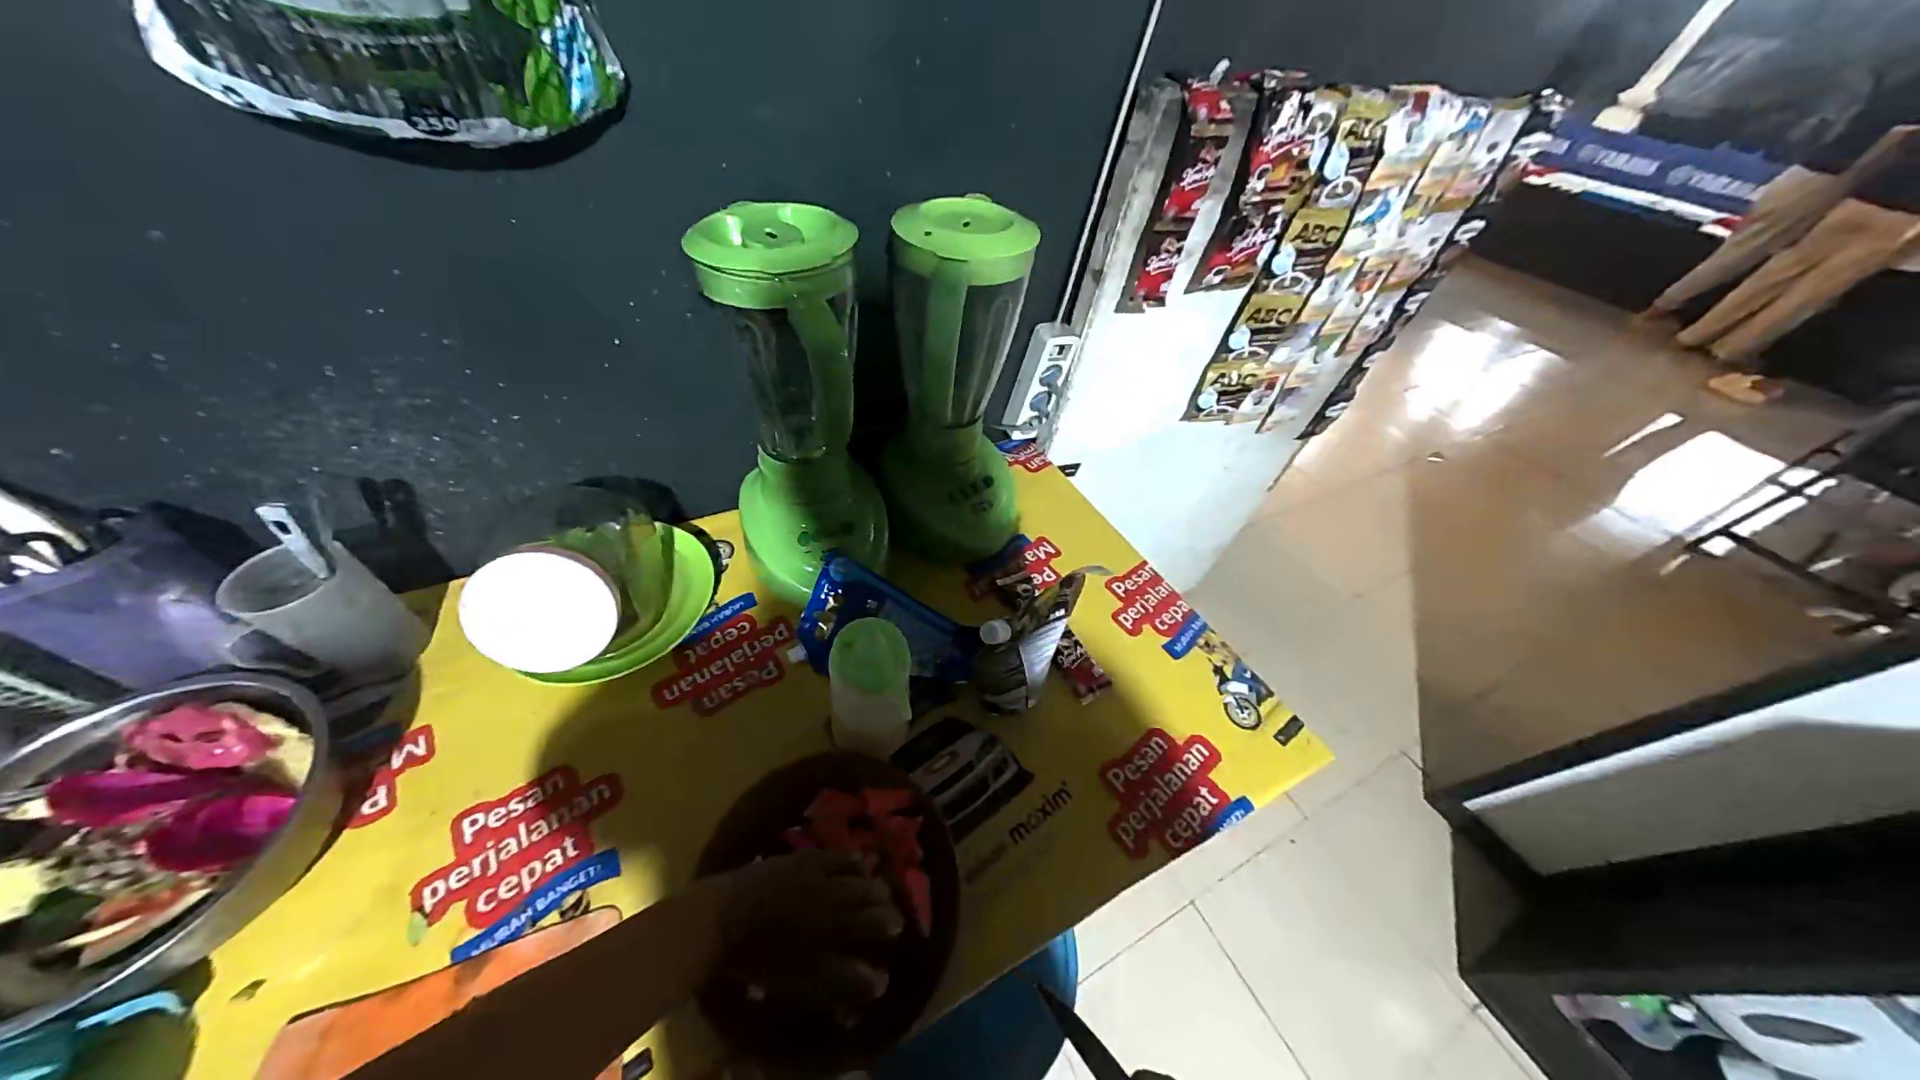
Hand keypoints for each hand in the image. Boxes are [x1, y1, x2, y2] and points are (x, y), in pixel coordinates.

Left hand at [701, 851, 903, 1003]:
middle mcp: (836, 905)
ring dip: (874, 888)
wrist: (722, 918)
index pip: (873, 934)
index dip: (888, 933)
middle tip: (892, 916)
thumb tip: (877, 982)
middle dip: (886, 912)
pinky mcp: (807, 860)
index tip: (893, 938)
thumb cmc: (756, 957)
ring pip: (861, 882)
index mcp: (834, 936)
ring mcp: (822, 879)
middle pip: (873, 906)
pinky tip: (860, 862)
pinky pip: (841, 858)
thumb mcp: (800, 979)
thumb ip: (840, 981)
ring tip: (879, 890)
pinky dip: (855, 862)